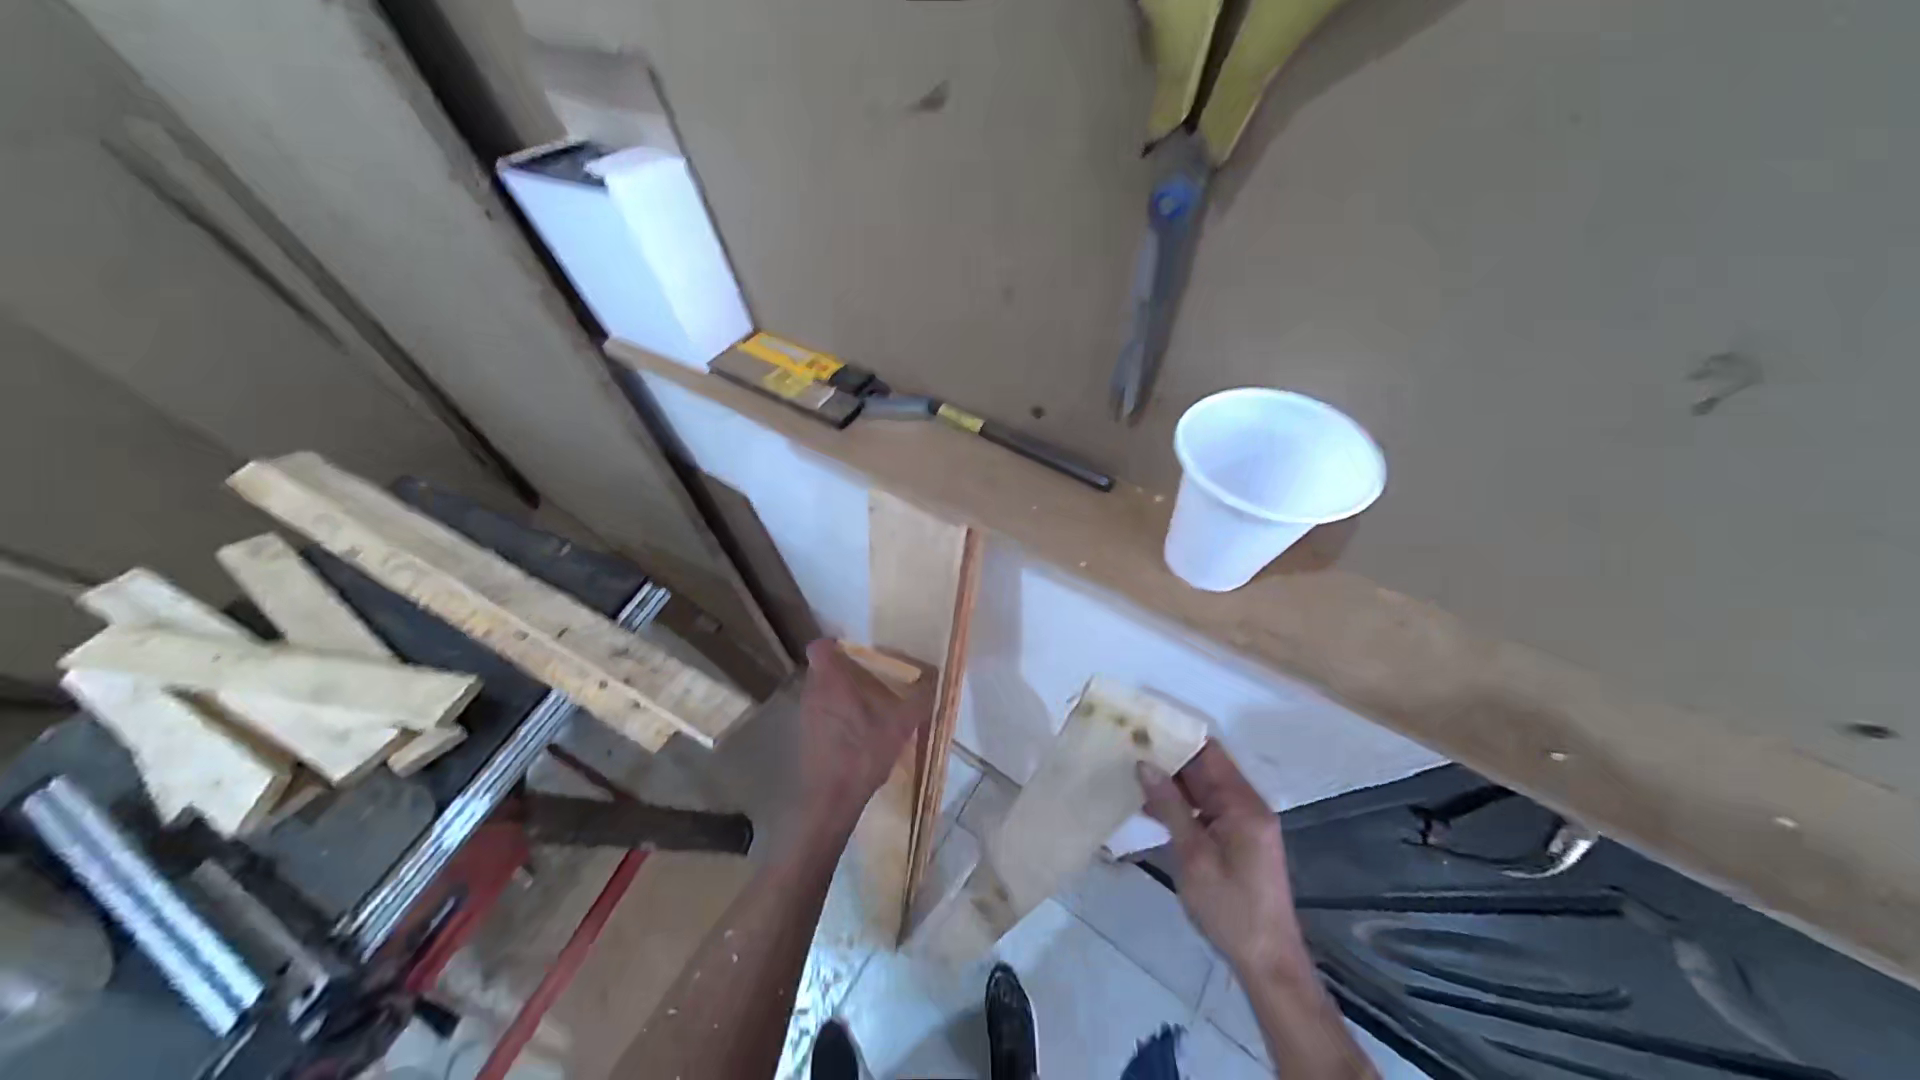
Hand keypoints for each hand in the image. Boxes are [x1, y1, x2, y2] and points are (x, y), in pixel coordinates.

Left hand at [796, 640, 933, 831]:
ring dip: (838, 693)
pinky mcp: (805, 737)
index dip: (834, 644)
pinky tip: (855, 731)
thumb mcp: (900, 724)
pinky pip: (819, 713)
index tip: (855, 651)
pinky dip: (834, 714)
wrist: (832, 799)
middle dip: (841, 669)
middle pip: (821, 669)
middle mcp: (812, 693)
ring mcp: (805, 716)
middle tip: (868, 676)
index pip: (819, 647)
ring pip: (819, 692)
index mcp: (831, 681)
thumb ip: (919, 699)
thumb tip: (935, 680)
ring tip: (865, 704)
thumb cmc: (863, 752)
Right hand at [1138, 743, 1307, 975]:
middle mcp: (1248, 806)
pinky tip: (1149, 806)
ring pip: (1204, 789)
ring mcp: (1244, 824)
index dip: (1178, 736)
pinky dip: (1181, 805)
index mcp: (1243, 804)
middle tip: (1128, 747)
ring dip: (1172, 781)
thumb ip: (1169, 806)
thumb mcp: (1193, 856)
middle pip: (1207, 768)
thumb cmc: (1229, 907)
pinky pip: (1206, 810)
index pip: (1210, 753)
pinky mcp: (1238, 841)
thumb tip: (1144, 764)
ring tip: (1131, 770)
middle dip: (1170, 757)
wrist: (1267, 960)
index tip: (1143, 726)